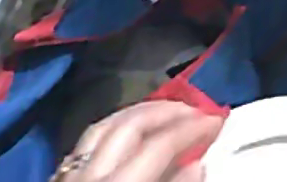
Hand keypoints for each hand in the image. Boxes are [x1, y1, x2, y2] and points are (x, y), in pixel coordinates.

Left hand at [55, 101, 224, 181]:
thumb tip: (197, 165)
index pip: (160, 144)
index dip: (194, 129)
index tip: (220, 120)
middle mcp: (88, 174)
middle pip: (131, 124)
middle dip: (169, 111)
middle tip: (197, 113)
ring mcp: (66, 177)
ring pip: (104, 126)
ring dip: (140, 113)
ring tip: (167, 114)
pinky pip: (85, 144)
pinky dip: (113, 130)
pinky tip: (128, 135)